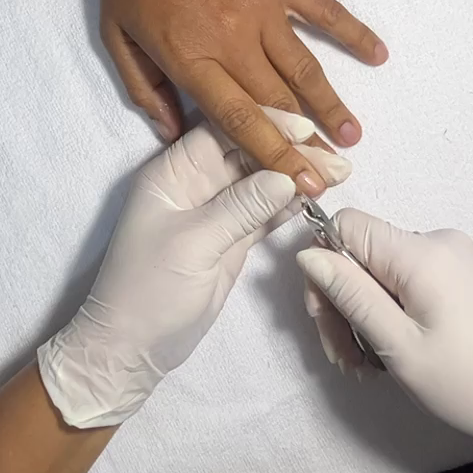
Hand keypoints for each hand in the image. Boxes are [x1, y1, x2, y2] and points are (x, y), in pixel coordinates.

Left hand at [39, 108, 349, 427]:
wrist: (132, 347)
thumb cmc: (148, 288)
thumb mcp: (193, 242)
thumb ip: (241, 207)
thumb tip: (288, 175)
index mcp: (172, 171)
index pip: (222, 132)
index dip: (263, 125)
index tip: (306, 128)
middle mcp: (194, 182)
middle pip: (247, 154)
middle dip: (290, 152)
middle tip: (336, 158)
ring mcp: (214, 211)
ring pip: (261, 182)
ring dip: (297, 177)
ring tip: (340, 173)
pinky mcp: (230, 238)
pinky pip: (263, 213)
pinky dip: (289, 205)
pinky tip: (317, 196)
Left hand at [96, 0, 386, 196]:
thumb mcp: (115, 32)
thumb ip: (143, 87)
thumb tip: (173, 133)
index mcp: (190, 56)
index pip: (238, 119)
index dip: (271, 158)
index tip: (300, 187)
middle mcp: (233, 39)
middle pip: (278, 103)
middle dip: (306, 147)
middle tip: (332, 177)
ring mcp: (265, 7)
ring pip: (305, 68)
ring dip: (331, 106)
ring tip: (352, 137)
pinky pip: (325, 11)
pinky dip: (353, 32)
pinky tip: (377, 54)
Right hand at [296, 211, 472, 472]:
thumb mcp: (399, 346)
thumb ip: (349, 294)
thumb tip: (306, 253)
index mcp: (420, 252)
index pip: (346, 224)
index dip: (323, 264)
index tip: (324, 316)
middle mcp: (437, 242)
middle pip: (360, 252)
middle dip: (341, 301)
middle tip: (343, 358)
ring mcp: (453, 259)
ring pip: (380, 272)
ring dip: (363, 315)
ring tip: (368, 366)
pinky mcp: (463, 278)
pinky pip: (406, 282)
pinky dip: (390, 314)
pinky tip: (392, 354)